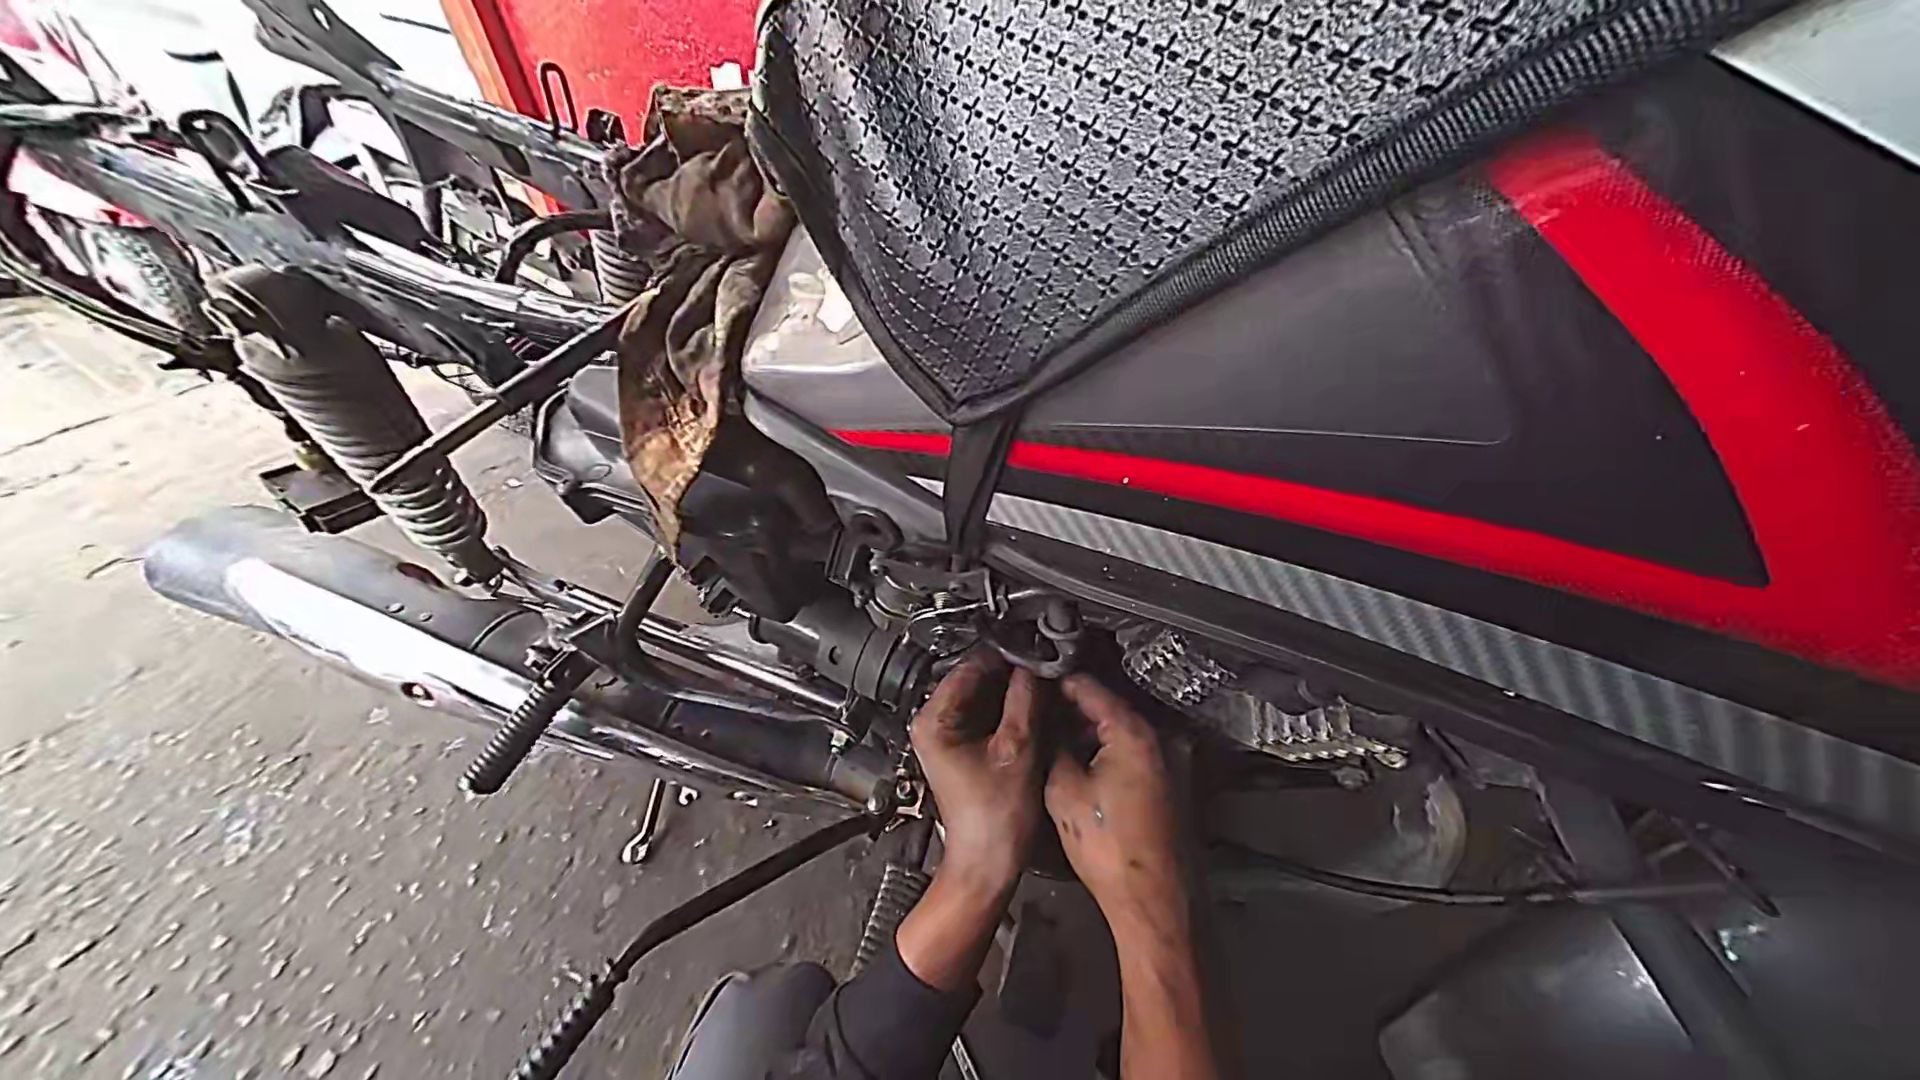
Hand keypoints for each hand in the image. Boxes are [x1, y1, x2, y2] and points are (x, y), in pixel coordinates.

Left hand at [910, 650, 1044, 887]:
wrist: (987, 862)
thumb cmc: (993, 820)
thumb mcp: (1018, 749)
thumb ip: (1025, 699)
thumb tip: (1033, 666)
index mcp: (933, 720)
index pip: (970, 666)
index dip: (1005, 657)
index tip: (1033, 652)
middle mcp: (932, 722)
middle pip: (976, 678)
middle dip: (1010, 673)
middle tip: (1042, 672)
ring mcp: (945, 734)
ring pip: (983, 693)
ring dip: (1011, 690)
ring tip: (1040, 690)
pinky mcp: (961, 744)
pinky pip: (986, 712)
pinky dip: (1008, 707)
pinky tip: (1030, 709)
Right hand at [1045, 674, 1187, 943]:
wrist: (1155, 904)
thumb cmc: (1112, 852)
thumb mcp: (1063, 791)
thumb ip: (1054, 747)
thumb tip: (1049, 729)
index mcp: (1135, 733)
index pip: (1089, 687)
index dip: (1057, 683)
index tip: (1037, 682)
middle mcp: (1161, 740)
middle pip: (1109, 706)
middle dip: (1073, 708)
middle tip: (1041, 713)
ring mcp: (1172, 762)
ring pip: (1122, 730)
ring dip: (1091, 731)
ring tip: (1057, 740)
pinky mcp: (1174, 784)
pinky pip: (1136, 752)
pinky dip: (1110, 751)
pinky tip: (1085, 766)